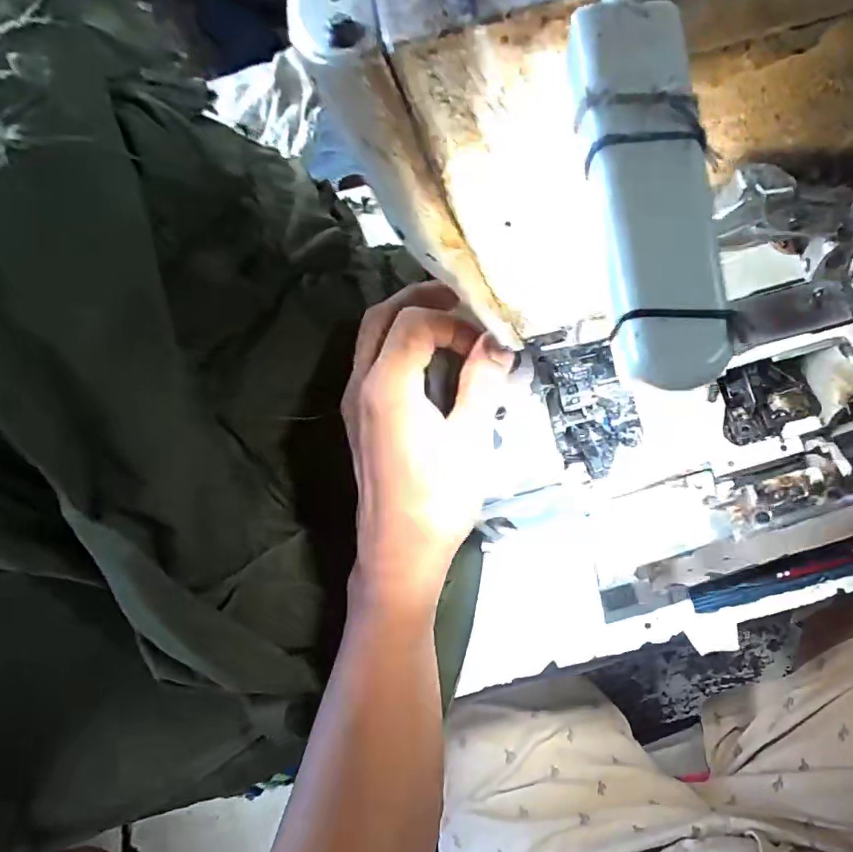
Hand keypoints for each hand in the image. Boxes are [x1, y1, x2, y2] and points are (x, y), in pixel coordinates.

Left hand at [342, 282, 510, 604]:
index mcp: (386, 386)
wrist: (399, 551)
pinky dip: (399, 346)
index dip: (454, 321)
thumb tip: (498, 342)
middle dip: (421, 300)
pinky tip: (433, 362)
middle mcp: (360, 385)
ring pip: (371, 337)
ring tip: (451, 325)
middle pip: (381, 316)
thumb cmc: (438, 500)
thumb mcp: (470, 439)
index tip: (485, 345)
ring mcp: (354, 402)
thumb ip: (482, 382)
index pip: (415, 322)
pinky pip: (372, 362)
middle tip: (463, 303)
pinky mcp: (359, 419)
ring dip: (407, 321)